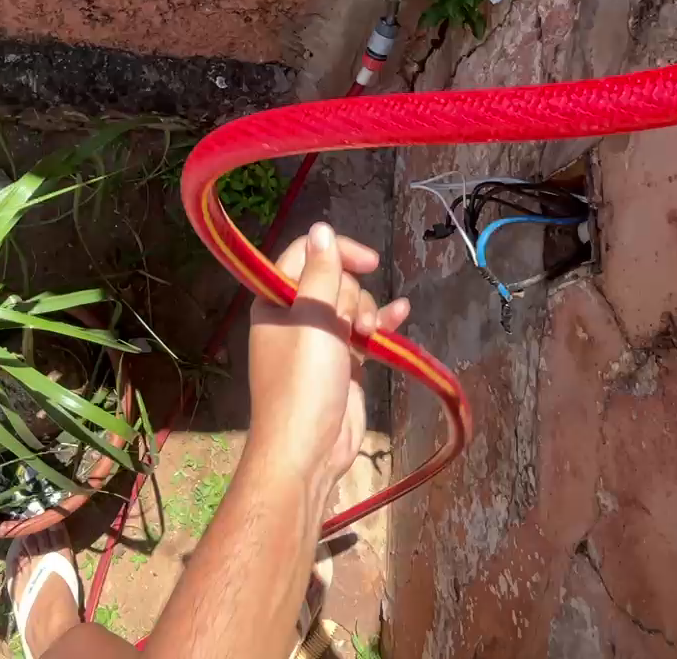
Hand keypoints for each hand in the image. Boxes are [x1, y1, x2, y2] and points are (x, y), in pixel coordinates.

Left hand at [246, 223, 409, 495]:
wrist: (308, 449)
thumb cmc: (302, 380)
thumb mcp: (311, 318)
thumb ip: (321, 272)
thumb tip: (321, 228)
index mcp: (276, 299)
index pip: (306, 254)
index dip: (337, 251)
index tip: (368, 261)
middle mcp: (296, 313)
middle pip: (335, 279)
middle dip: (352, 295)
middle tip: (351, 325)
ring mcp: (321, 338)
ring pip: (353, 304)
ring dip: (368, 313)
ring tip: (369, 336)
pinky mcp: (344, 360)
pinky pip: (365, 330)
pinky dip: (382, 323)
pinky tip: (400, 315)